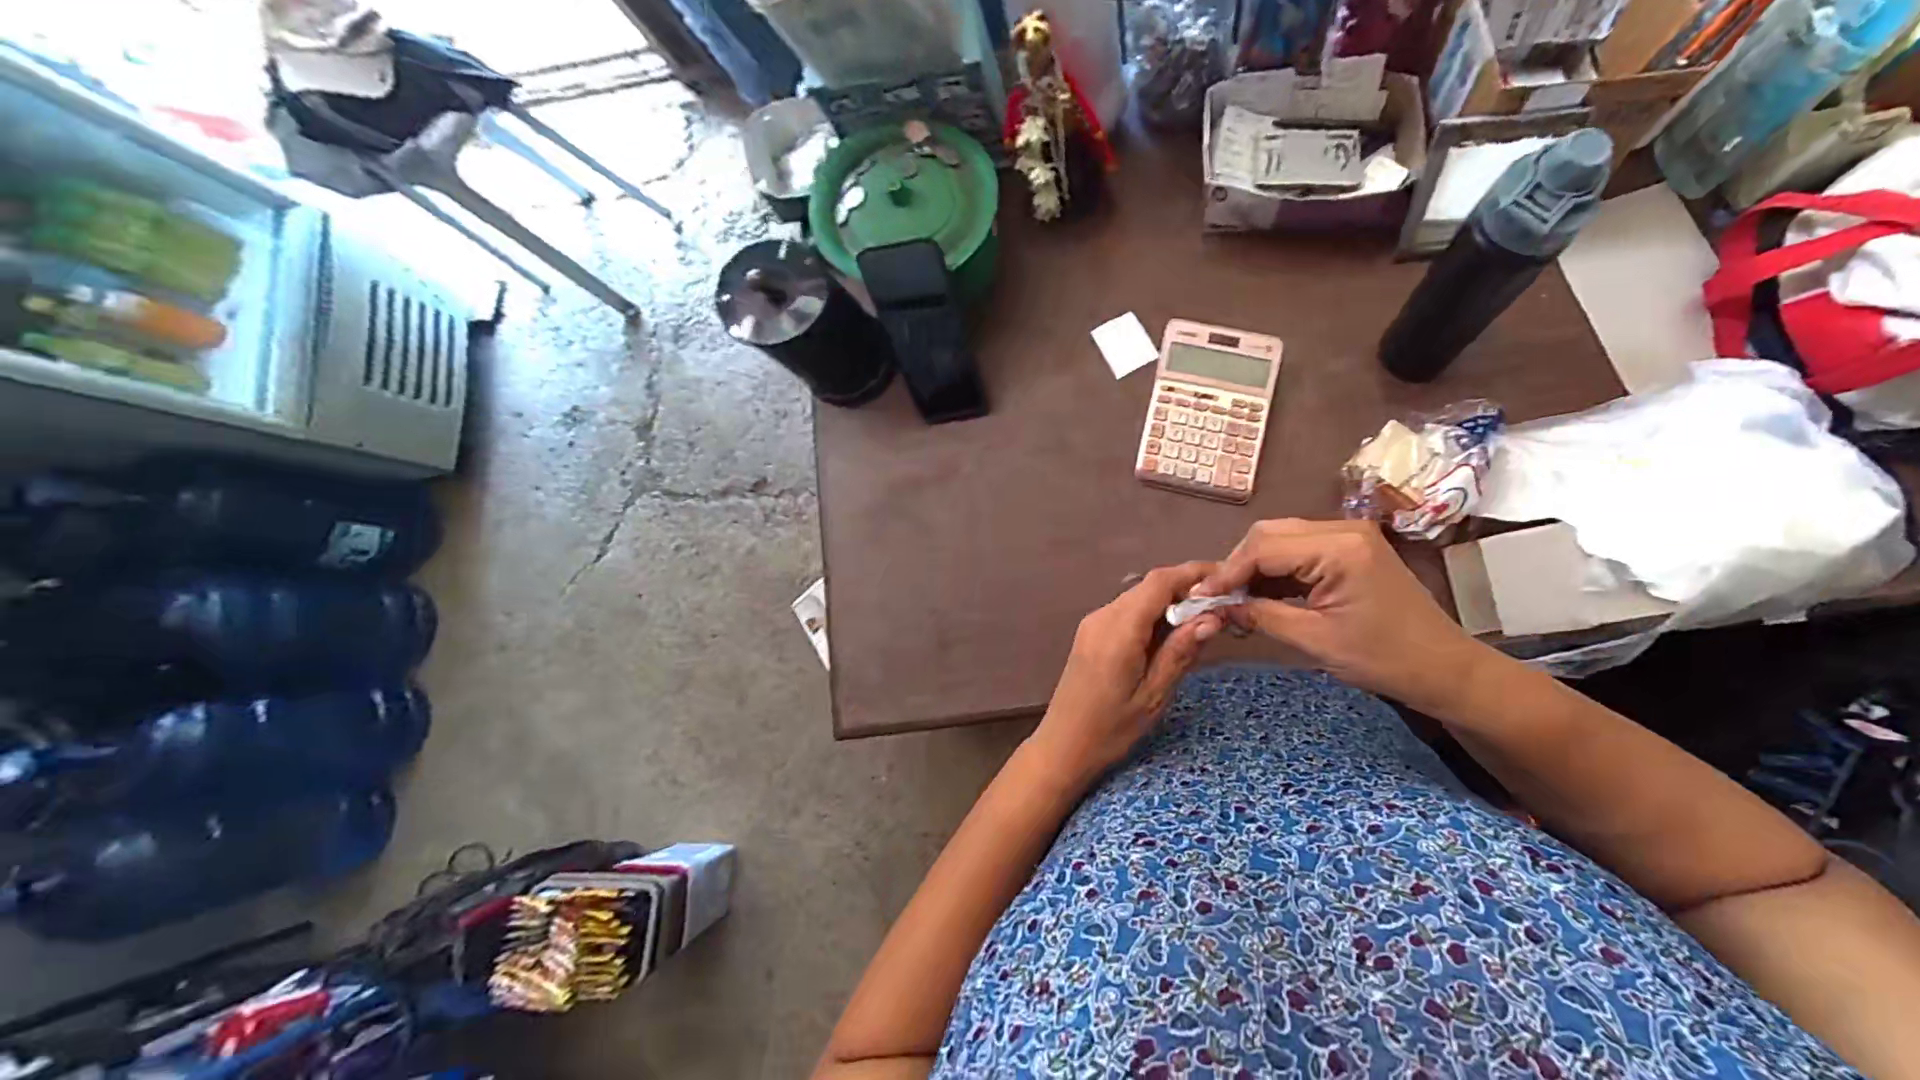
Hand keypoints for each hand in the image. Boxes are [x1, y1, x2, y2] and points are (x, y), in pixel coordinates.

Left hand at [1030, 562, 1223, 782]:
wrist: (1063, 744)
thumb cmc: (1111, 728)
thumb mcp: (1153, 695)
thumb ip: (1180, 652)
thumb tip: (1211, 617)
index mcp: (1118, 630)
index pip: (1160, 582)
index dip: (1195, 574)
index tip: (1228, 580)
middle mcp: (1103, 616)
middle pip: (1149, 586)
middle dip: (1187, 589)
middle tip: (1223, 605)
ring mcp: (1093, 623)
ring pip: (1139, 597)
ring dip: (1171, 602)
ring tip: (1204, 621)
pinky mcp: (1091, 633)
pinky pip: (1127, 611)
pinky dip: (1153, 614)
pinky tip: (1172, 634)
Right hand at [1193, 519, 1494, 712]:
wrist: (1444, 668)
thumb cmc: (1384, 658)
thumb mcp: (1314, 640)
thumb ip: (1260, 616)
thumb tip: (1217, 608)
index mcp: (1339, 549)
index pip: (1263, 548)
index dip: (1227, 572)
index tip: (1200, 596)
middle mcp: (1343, 530)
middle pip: (1269, 534)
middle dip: (1237, 565)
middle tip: (1215, 597)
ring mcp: (1349, 536)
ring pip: (1280, 538)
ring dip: (1253, 566)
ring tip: (1233, 597)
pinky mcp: (1350, 548)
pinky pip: (1299, 549)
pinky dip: (1274, 569)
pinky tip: (1260, 593)